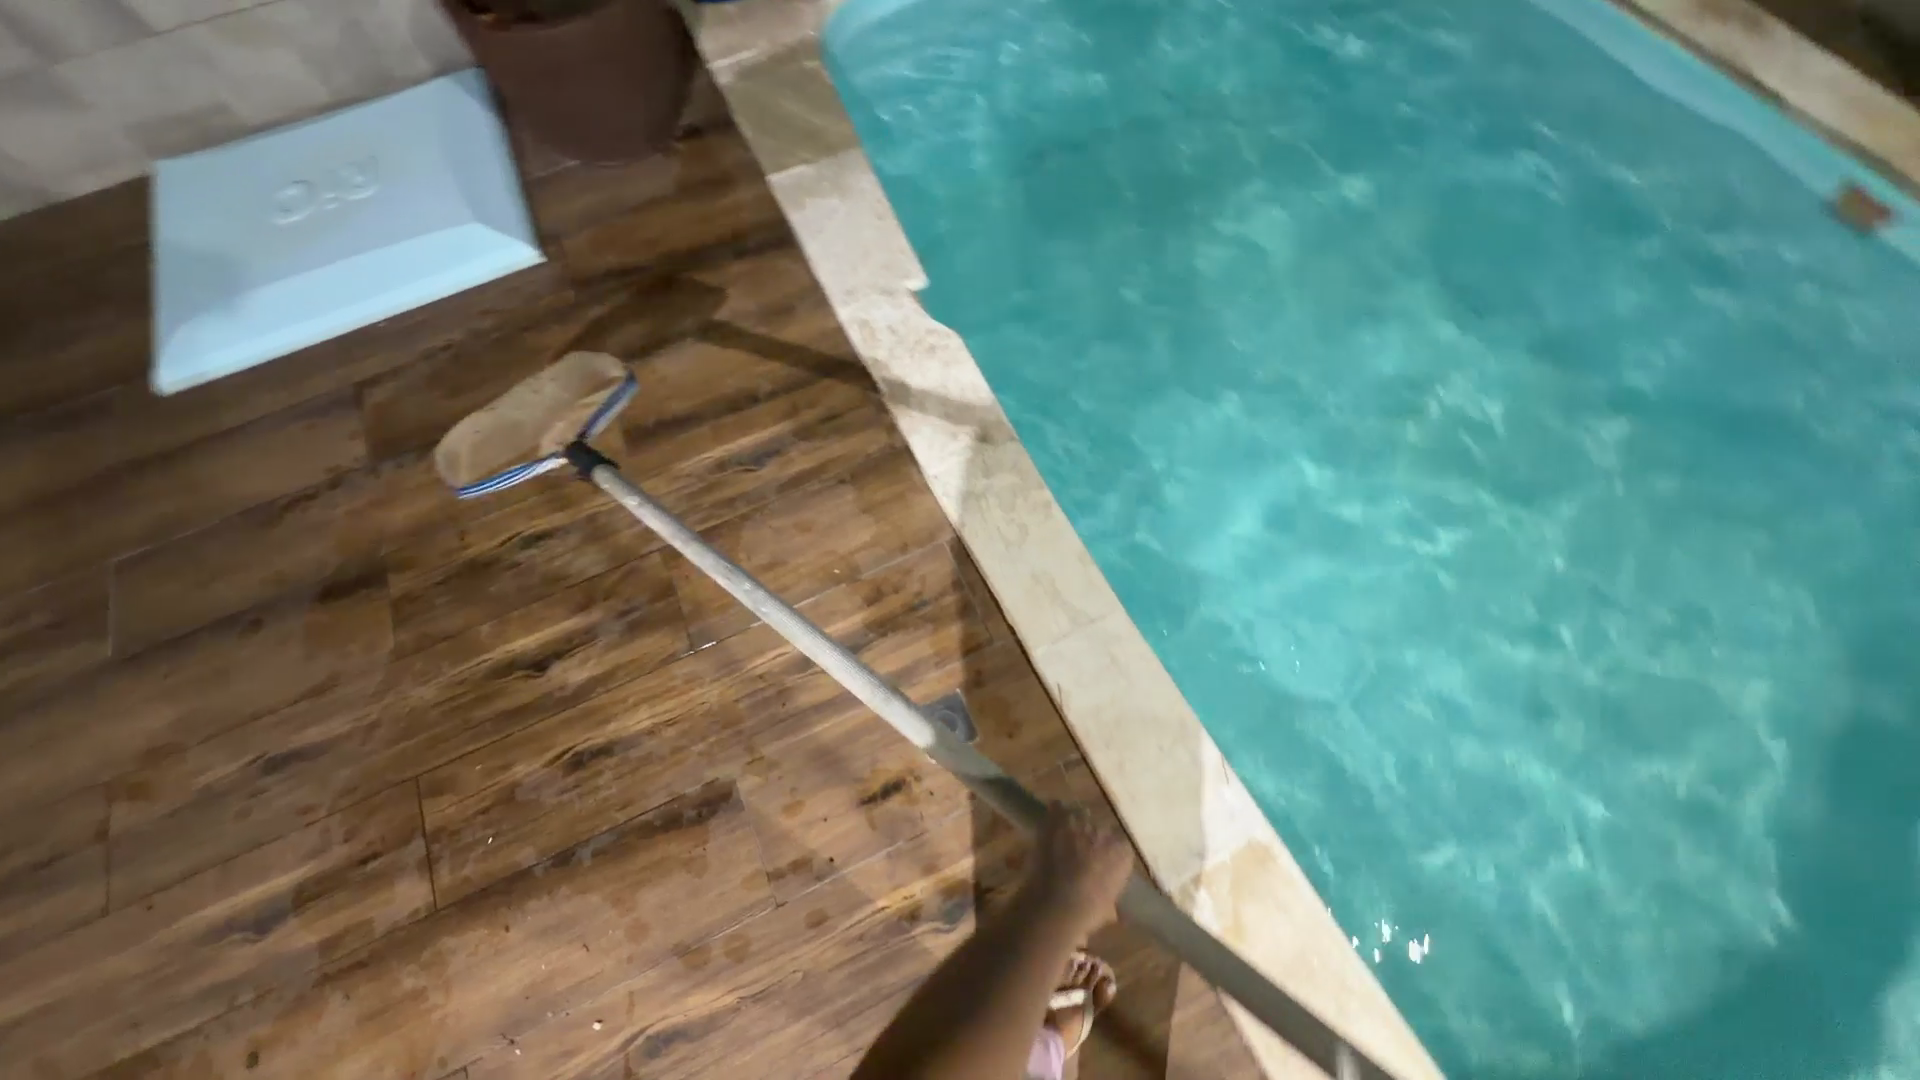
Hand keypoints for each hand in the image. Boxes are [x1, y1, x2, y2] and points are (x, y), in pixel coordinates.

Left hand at [1024, 803, 1133, 933]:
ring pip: (1079, 813)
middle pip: (1100, 826)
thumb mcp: (1108, 905)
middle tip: (1080, 850)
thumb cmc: (1087, 912)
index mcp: (1122, 853)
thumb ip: (1110, 889)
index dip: (1110, 850)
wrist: (1056, 904)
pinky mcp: (1055, 820)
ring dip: (1073, 823)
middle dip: (1091, 836)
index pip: (1120, 843)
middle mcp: (1104, 833)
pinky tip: (1050, 821)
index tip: (1102, 859)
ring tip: (1063, 836)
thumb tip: (1111, 901)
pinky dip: (1054, 813)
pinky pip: (1056, 807)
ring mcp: (1079, 822)